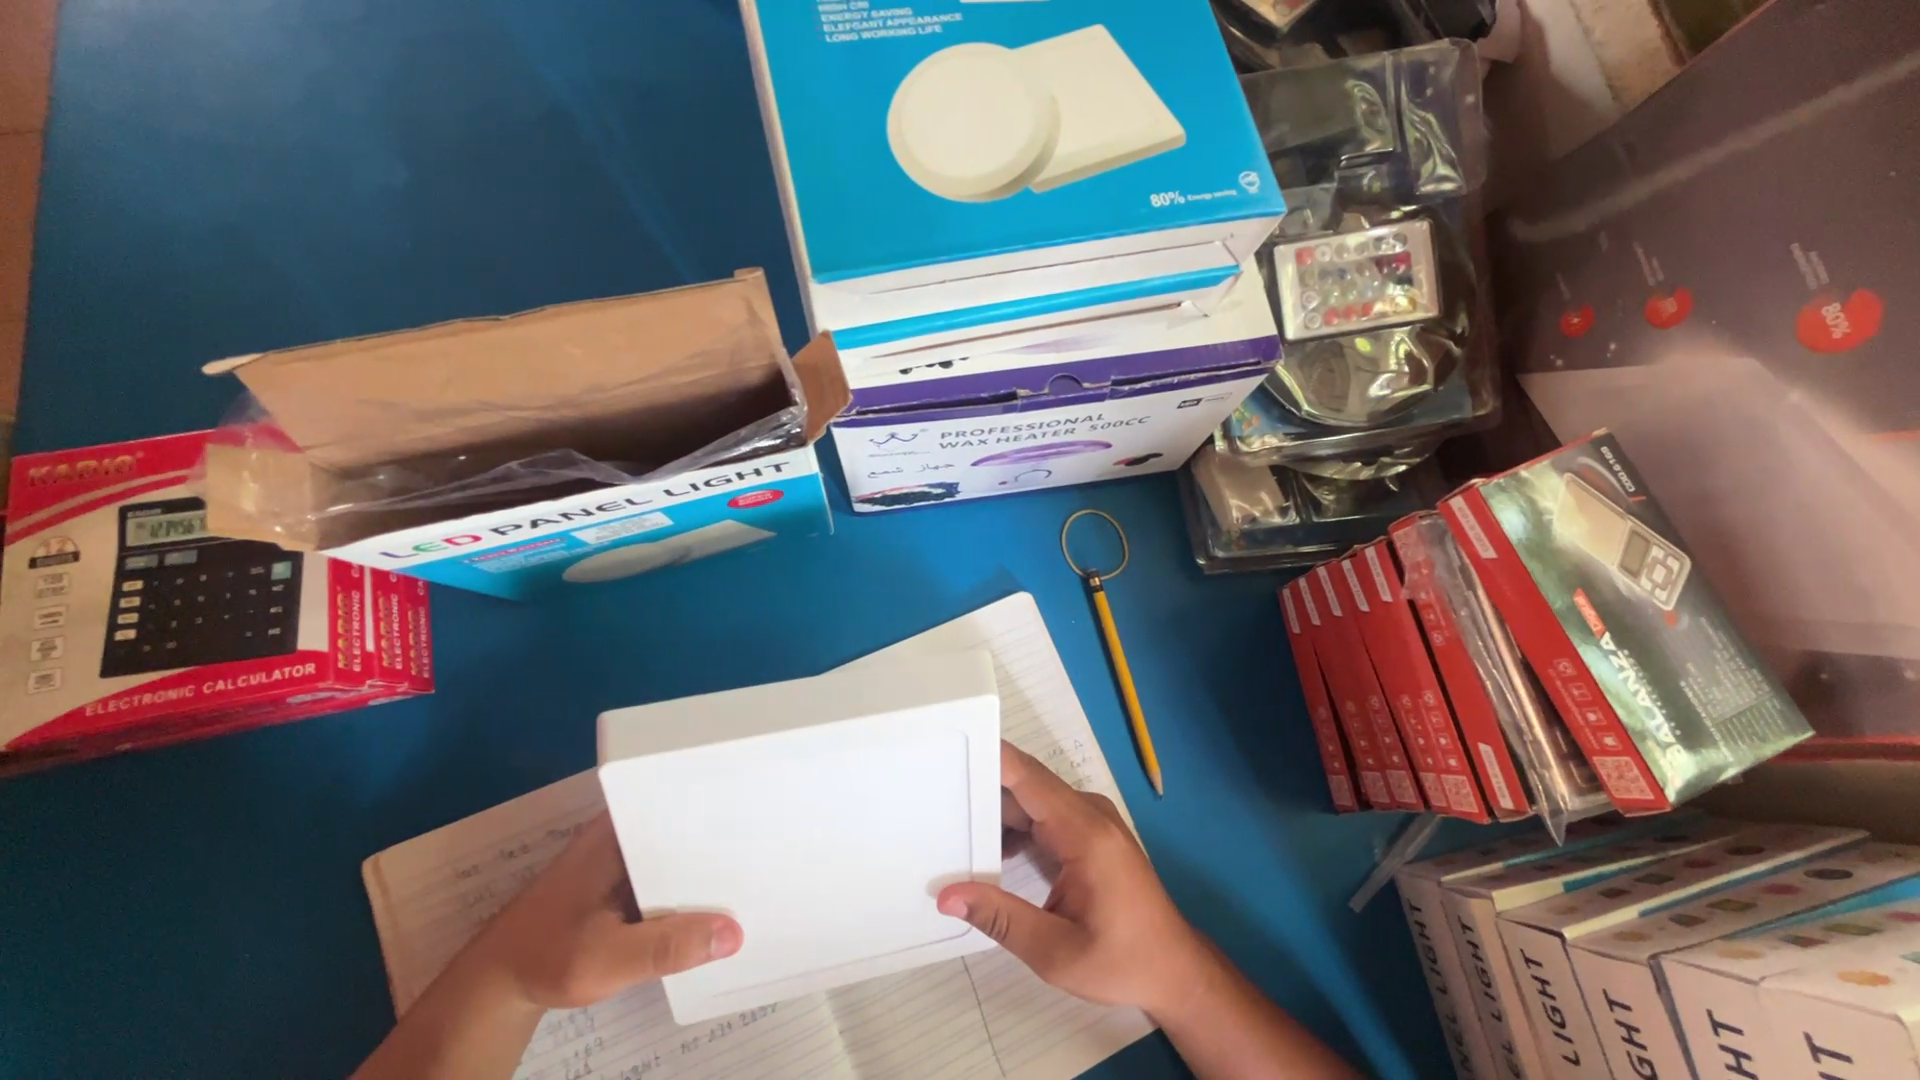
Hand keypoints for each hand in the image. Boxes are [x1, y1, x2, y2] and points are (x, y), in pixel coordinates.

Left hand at [465, 812, 743, 1009]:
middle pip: (684, 825)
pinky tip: (722, 902)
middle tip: (771, 845)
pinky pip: (671, 876)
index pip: (675, 798)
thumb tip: (734, 933)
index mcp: (616, 830)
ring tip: (758, 870)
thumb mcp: (605, 958)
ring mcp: (625, 859)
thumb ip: (665, 948)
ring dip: (708, 865)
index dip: (717, 800)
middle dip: (722, 836)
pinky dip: (692, 888)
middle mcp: (623, 835)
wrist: (498, 988)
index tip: (759, 806)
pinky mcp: (627, 884)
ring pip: (679, 852)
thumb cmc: (545, 957)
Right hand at [935, 742, 1217, 1020]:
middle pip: (1023, 787)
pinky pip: (1041, 819)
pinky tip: (983, 853)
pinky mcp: (1087, 836)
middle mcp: (1088, 814)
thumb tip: (946, 896)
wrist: (1176, 971)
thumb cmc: (1123, 962)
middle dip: (978, 790)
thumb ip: (1000, 918)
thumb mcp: (1056, 952)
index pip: (1027, 776)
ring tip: (945, 825)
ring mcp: (1089, 822)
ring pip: (1029, 803)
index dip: (988, 758)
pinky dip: (1012, 830)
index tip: (947, 747)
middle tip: (928, 797)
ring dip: (993, 815)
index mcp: (1084, 831)